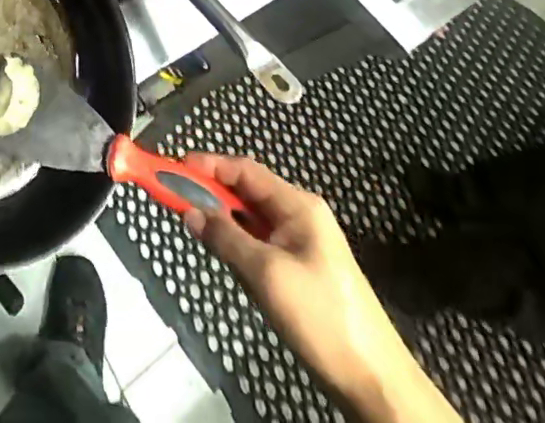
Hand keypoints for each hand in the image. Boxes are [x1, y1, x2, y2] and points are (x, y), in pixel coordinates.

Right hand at [180, 153, 459, 422]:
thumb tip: (188, 211)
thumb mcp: (266, 274)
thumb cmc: (321, 317)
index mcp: (298, 206)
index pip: (244, 170)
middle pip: (245, 190)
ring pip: (249, 217)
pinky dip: (235, 240)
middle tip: (171, 194)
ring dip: (221, 217)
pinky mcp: (298, 267)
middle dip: (209, 190)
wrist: (373, 380)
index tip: (171, 166)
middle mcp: (299, 215)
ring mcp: (300, 242)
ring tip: (189, 221)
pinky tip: (220, 251)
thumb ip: (225, 237)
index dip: (207, 165)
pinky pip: (258, 241)